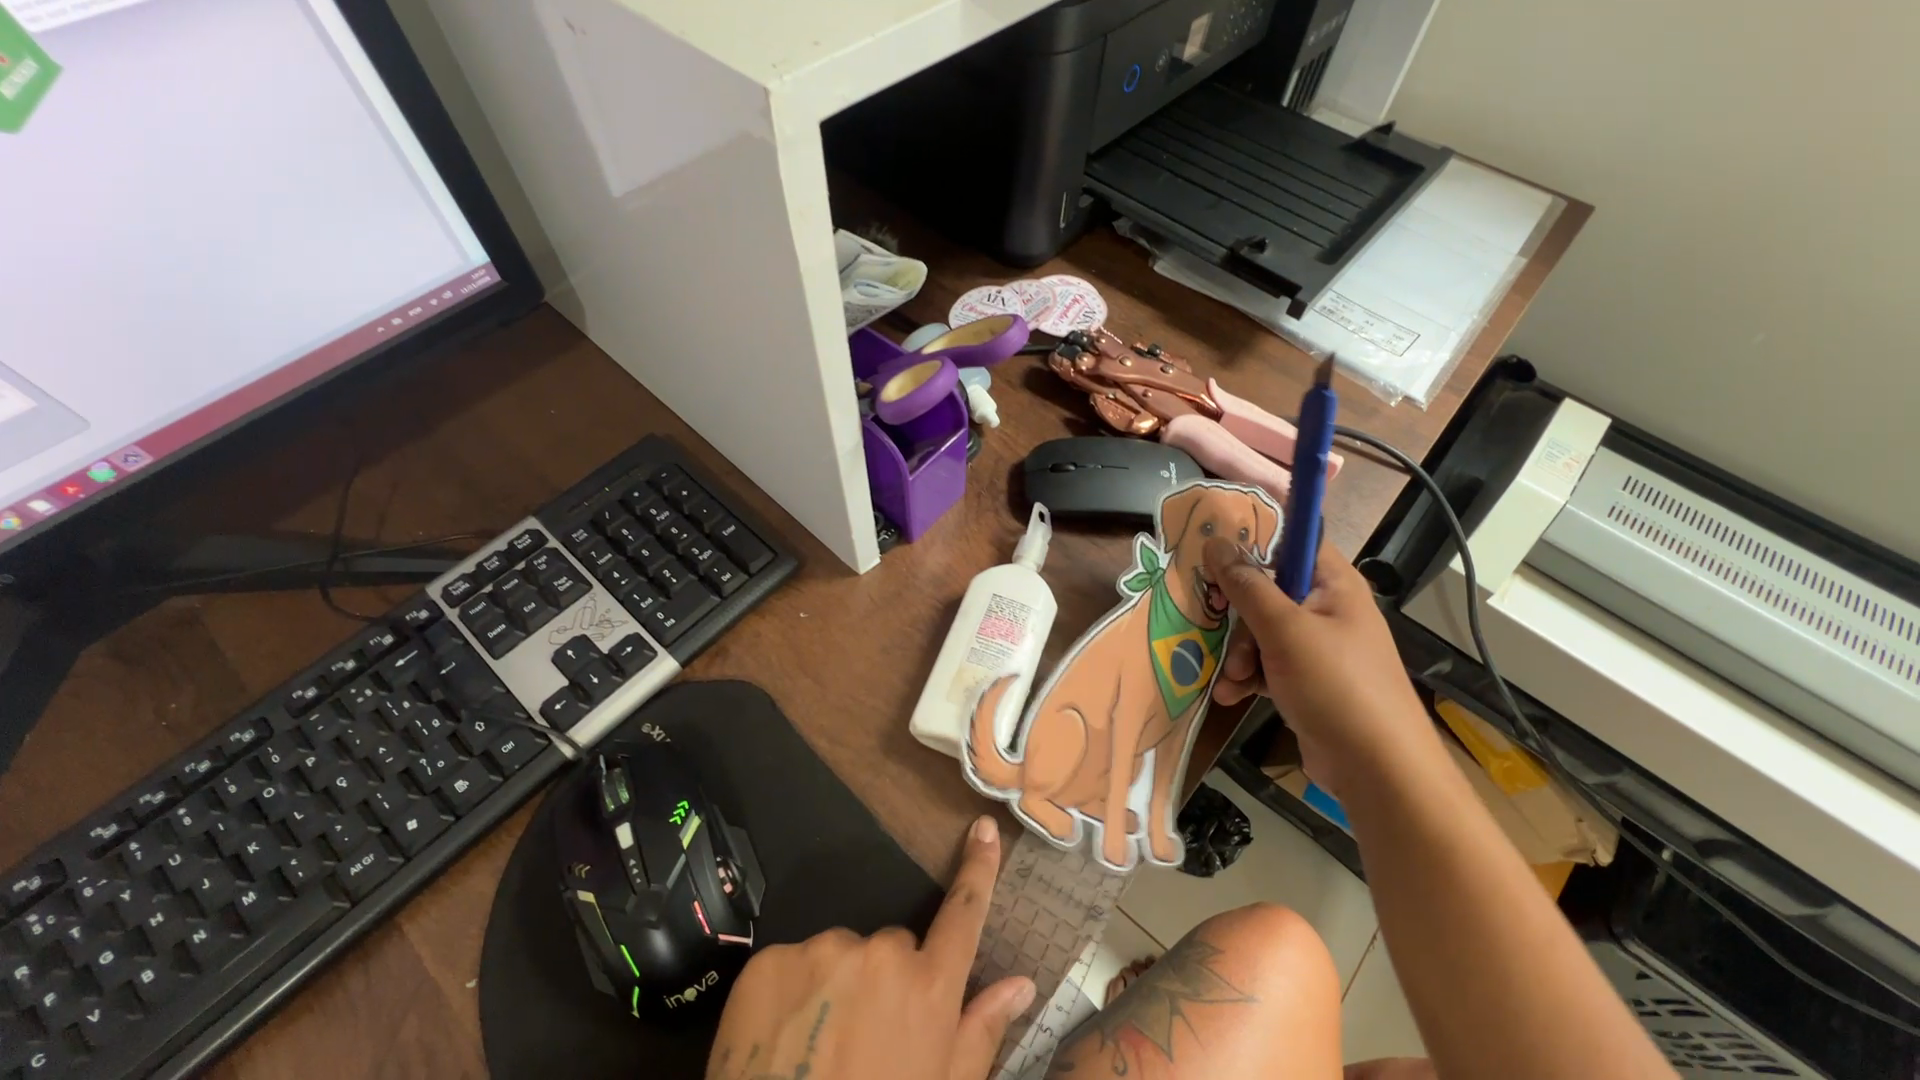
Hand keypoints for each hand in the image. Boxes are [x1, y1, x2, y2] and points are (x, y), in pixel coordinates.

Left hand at [706, 816, 1036, 1079]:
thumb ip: (981, 1030)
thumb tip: (1023, 983)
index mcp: (928, 988)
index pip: (961, 916)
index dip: (977, 870)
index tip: (982, 828)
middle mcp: (879, 954)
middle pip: (893, 946)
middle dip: (888, 978)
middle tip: (869, 1035)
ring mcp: (821, 951)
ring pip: (842, 955)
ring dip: (840, 984)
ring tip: (823, 1041)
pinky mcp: (771, 960)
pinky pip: (795, 963)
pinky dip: (794, 991)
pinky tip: (787, 1034)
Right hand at [1203, 537, 1433, 794]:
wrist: (1377, 768)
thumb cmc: (1336, 686)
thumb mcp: (1284, 630)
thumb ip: (1247, 586)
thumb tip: (1217, 543)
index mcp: (1335, 584)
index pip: (1294, 541)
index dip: (1256, 540)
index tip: (1214, 550)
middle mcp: (1328, 609)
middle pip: (1268, 590)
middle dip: (1238, 616)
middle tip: (1219, 631)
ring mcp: (1319, 649)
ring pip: (1262, 632)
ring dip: (1239, 654)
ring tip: (1232, 680)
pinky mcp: (1309, 683)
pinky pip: (1269, 666)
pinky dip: (1249, 679)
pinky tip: (1232, 697)